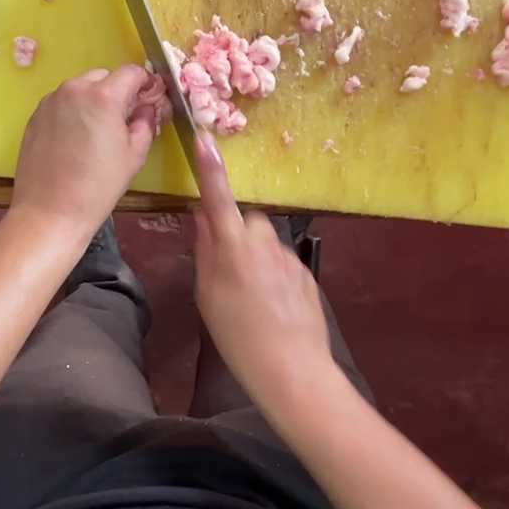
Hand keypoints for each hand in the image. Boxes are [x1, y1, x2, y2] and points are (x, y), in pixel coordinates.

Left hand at [12, 63, 157, 232]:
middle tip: (124, 119)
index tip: (148, 99)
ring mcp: (51, 101)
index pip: (131, 72)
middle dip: (118, 92)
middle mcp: (74, 89)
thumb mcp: (134, 155)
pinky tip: (76, 139)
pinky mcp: (35, 115)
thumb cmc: (98, 187)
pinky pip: (62, 103)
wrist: (50, 212)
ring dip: (94, 100)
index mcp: (103, 96)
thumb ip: (145, 122)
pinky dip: (73, 111)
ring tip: (97, 132)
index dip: (144, 83)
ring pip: (81, 88)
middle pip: (104, 77)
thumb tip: (147, 108)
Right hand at [191, 133, 335, 395]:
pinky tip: (271, 306)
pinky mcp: (306, 273)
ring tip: (250, 297)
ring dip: (255, 256)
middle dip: (237, 234)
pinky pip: (282, 261)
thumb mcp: (207, 296)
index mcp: (234, 248)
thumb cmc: (238, 337)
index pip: (218, 199)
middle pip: (247, 222)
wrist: (292, 370)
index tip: (204, 139)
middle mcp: (264, 244)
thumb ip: (205, 251)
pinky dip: (273, 274)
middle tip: (226, 270)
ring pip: (266, 242)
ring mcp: (289, 258)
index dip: (210, 169)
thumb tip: (202, 217)